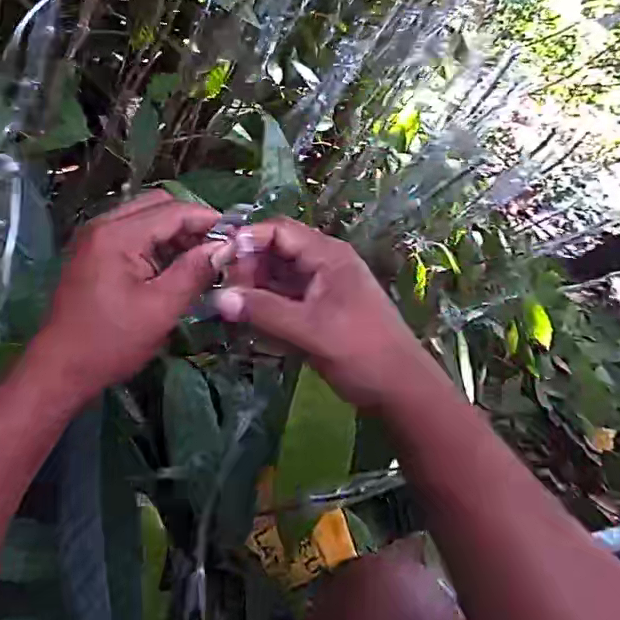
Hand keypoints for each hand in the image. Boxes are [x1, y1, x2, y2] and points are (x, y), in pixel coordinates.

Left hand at [30, 192, 229, 395]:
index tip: (234, 238)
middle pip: (159, 204)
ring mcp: (94, 236)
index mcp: (118, 235)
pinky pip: (132, 230)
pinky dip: (155, 241)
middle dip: (190, 222)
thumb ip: (194, 272)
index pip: (174, 211)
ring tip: (198, 259)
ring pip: (146, 215)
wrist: (58, 371)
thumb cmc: (110, 342)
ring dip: (174, 231)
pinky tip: (171, 266)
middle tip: (215, 248)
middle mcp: (103, 225)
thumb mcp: (161, 309)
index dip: (208, 221)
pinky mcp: (92, 250)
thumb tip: (225, 247)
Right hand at [214, 218, 439, 411]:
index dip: (247, 239)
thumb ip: (264, 311)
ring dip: (255, 288)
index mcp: (328, 255)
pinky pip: (286, 298)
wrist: (402, 389)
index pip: (279, 230)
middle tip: (224, 291)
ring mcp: (323, 287)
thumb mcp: (310, 330)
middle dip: (248, 266)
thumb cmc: (361, 351)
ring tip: (231, 307)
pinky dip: (267, 305)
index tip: (218, 260)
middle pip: (277, 251)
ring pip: (279, 276)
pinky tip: (249, 321)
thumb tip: (219, 298)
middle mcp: (324, 263)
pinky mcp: (320, 310)